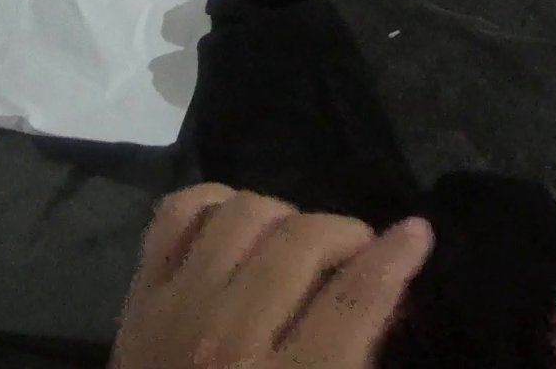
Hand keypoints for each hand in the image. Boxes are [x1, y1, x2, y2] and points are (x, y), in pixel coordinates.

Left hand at [111, 184, 434, 368]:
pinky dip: (212, 202)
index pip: (353, 302)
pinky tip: (236, 221)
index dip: (393, 259)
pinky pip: (176, 212)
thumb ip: (354, 357)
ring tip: (297, 239)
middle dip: (343, 232)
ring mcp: (176, 310)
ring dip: (282, 215)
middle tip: (357, 248)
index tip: (416, 232)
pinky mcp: (138, 297)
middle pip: (298, 243)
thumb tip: (384, 289)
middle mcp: (230, 341)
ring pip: (241, 214)